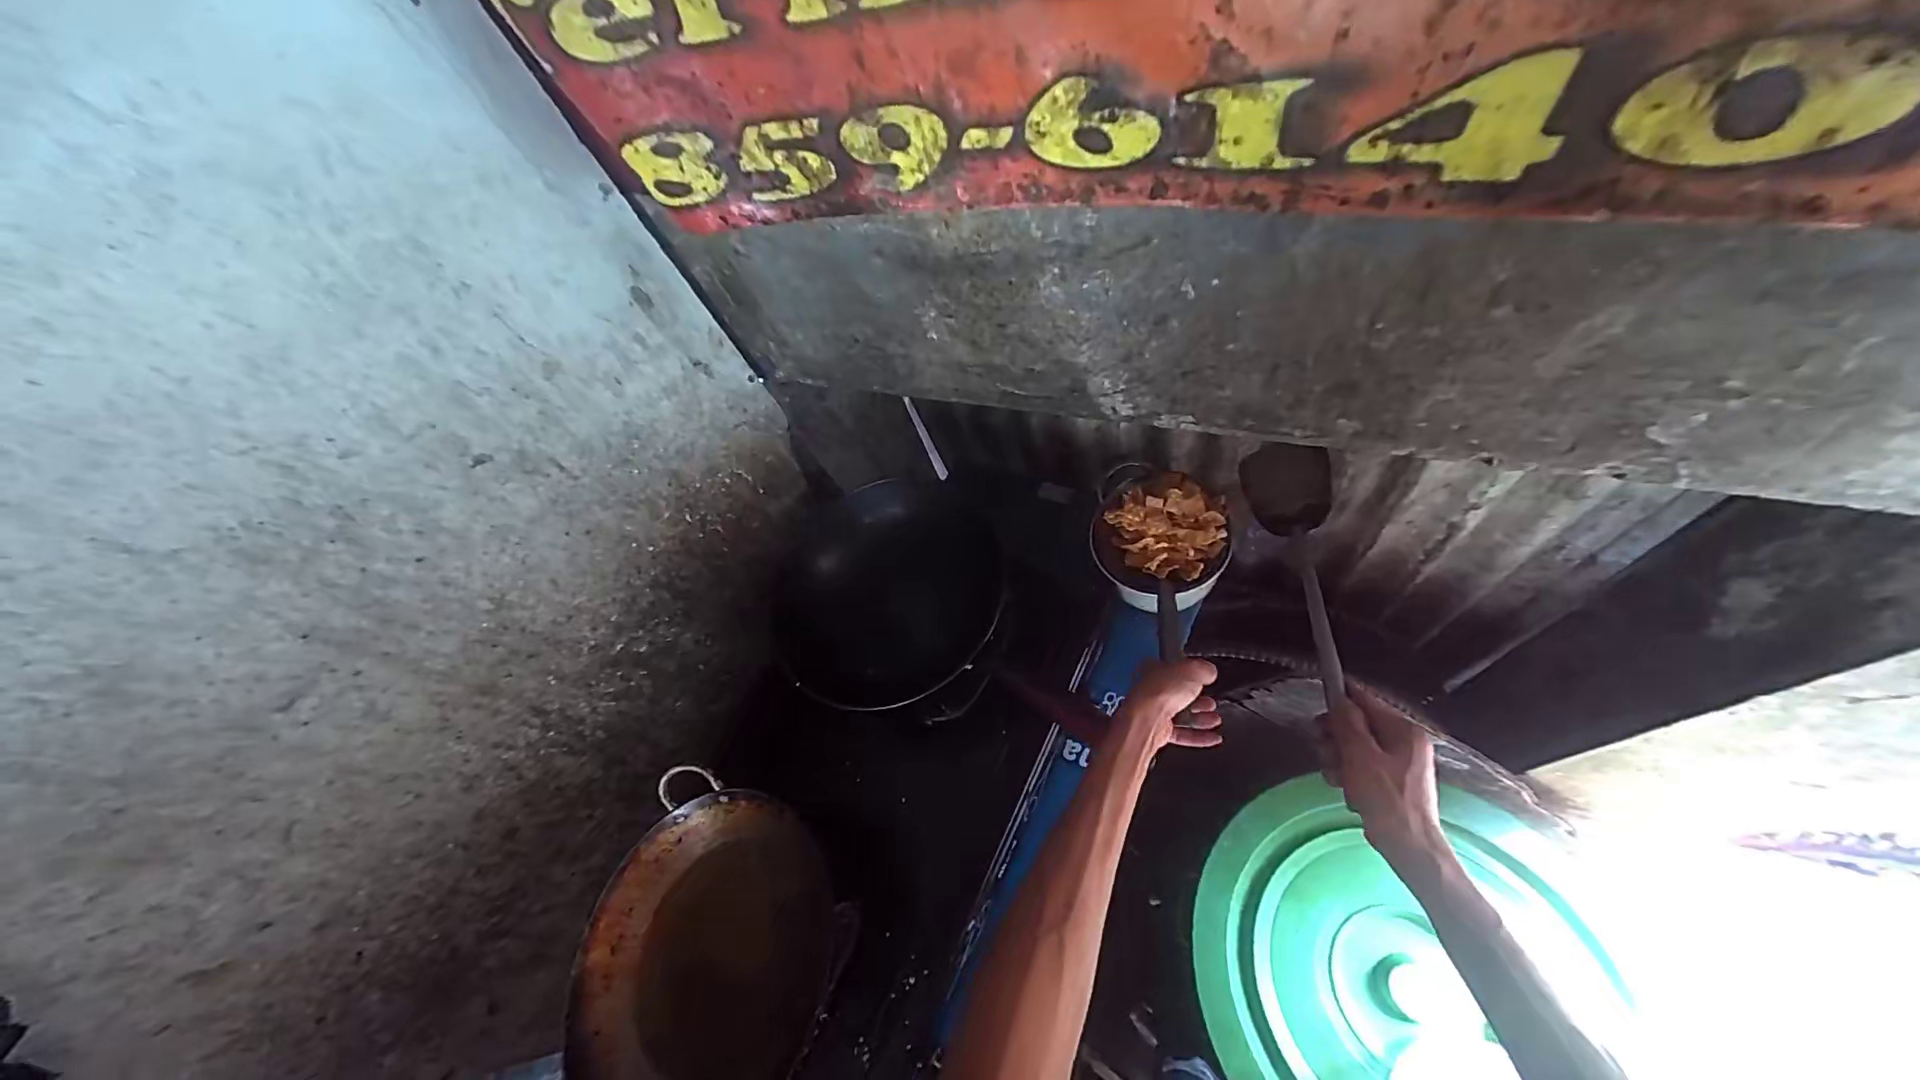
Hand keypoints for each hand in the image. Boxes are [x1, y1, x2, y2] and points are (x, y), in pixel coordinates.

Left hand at [1115, 659, 1221, 751]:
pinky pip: (1181, 734)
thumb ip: (1203, 669)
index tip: (1204, 679)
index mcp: (1152, 668)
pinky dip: (1198, 737)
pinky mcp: (1157, 731)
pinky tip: (1212, 737)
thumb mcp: (1191, 670)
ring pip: (1179, 715)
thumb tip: (1209, 671)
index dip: (1191, 674)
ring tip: (1215, 719)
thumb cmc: (1161, 691)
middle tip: (1211, 703)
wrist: (1147, 720)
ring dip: (1200, 719)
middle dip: (1198, 700)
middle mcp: (1149, 690)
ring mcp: (1152, 712)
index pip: (1174, 668)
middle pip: (1178, 695)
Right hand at [1318, 684, 1444, 865]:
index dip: (1339, 701)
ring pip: (1353, 745)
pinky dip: (1347, 773)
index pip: (1366, 700)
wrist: (1407, 845)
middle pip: (1356, 724)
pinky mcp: (1390, 778)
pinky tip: (1344, 787)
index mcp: (1403, 730)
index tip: (1319, 711)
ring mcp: (1398, 760)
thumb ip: (1348, 724)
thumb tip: (1340, 699)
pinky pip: (1359, 764)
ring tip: (1336, 777)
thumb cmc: (1386, 800)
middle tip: (1326, 752)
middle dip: (1335, 738)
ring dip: (1337, 758)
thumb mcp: (1361, 757)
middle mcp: (1403, 741)